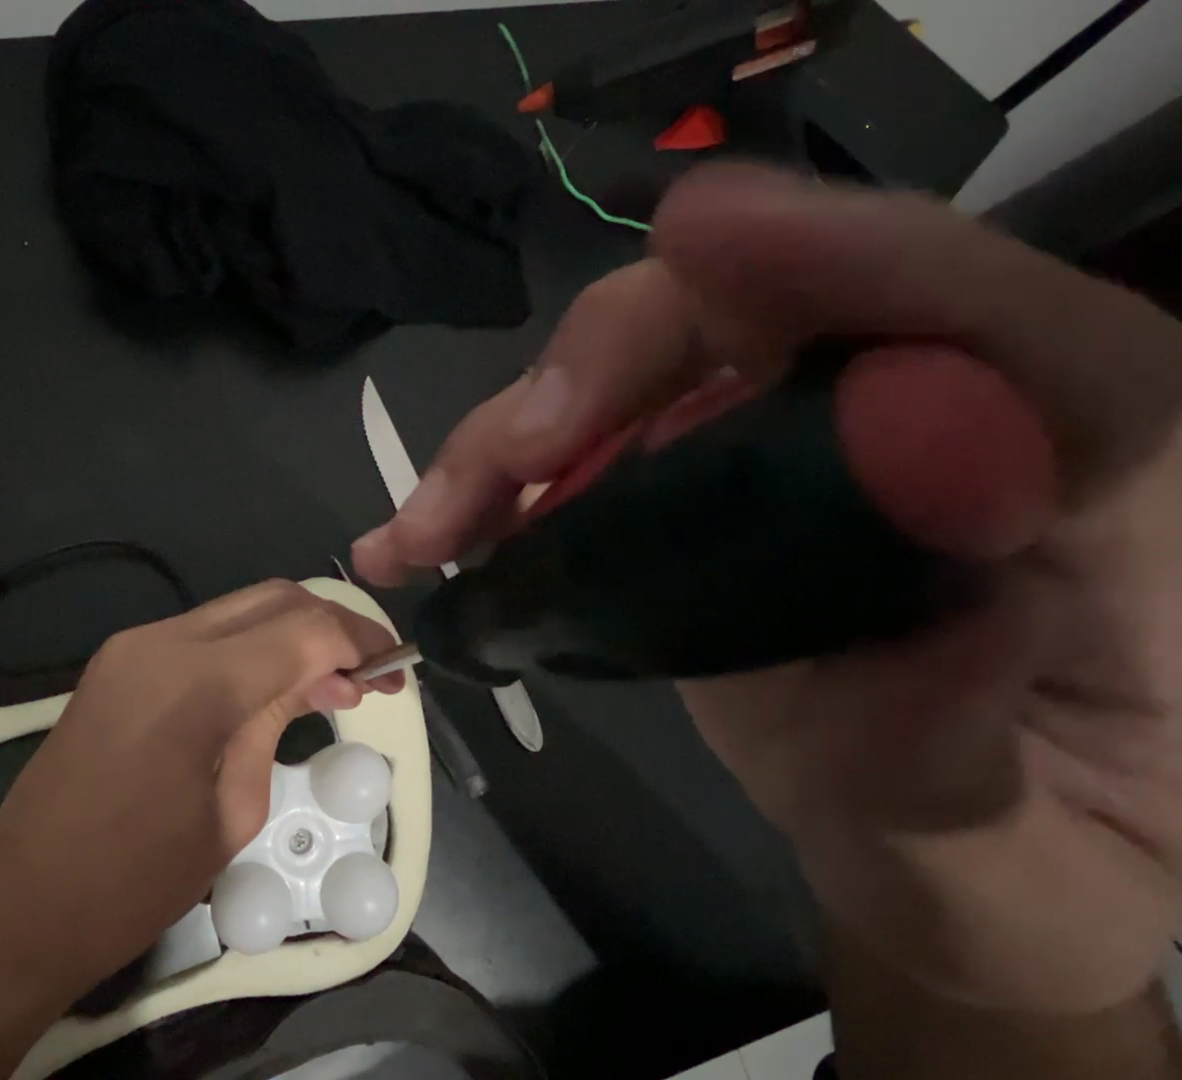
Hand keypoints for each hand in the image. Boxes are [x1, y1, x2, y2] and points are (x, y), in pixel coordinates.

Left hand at [0, 580, 402, 994]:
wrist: (25, 903)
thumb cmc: (137, 882)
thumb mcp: (233, 810)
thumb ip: (275, 722)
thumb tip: (321, 679)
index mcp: (195, 682)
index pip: (304, 628)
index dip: (360, 641)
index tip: (396, 671)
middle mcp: (159, 641)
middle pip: (272, 599)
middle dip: (330, 627)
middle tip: (369, 677)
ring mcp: (130, 646)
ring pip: (235, 610)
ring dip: (289, 635)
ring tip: (330, 686)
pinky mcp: (116, 662)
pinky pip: (199, 635)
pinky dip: (247, 648)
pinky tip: (269, 686)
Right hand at [353, 164, 1181, 1013]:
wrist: (949, 861)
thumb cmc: (1021, 864)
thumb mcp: (1014, 867)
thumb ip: (958, 771)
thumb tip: (927, 637)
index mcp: (1089, 487)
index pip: (997, 323)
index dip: (848, 257)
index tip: (701, 234)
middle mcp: (922, 427)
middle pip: (758, 312)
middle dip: (615, 356)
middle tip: (516, 452)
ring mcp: (787, 449)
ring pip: (636, 373)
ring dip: (516, 435)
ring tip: (427, 529)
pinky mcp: (695, 487)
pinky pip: (587, 446)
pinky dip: (497, 483)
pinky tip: (425, 535)